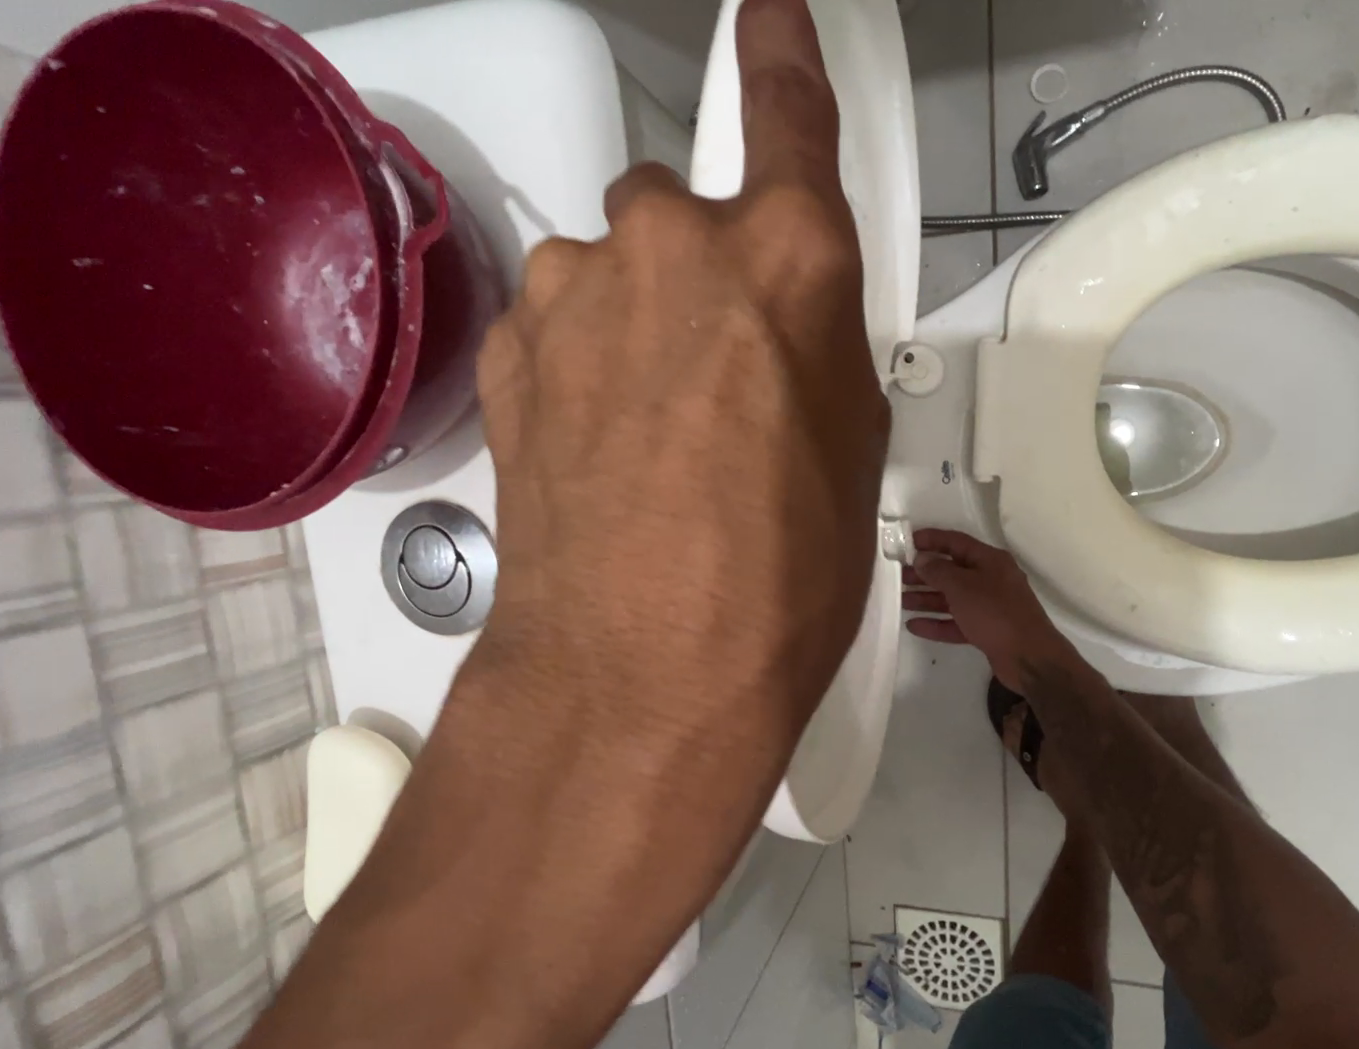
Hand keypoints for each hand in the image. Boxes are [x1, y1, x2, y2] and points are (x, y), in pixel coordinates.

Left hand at [474, 0, 889, 752]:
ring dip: (637, 324)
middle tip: (718, 377)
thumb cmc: (785, 574)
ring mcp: (574, 293)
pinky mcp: (510, 351)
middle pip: (681, 214)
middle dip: (701, 274)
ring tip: (655, 436)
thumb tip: (778, 326)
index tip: (768, 11)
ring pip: (613, 274)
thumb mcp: (848, 451)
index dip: (781, 54)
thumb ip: (816, 348)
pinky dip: (584, 362)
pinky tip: (601, 451)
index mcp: (787, 260)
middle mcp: (672, 245)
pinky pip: (561, 324)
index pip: (786, 112)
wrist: (645, 673)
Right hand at [904, 529, 1079, 693]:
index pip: (956, 542)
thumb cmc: (995, 613)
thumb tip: (922, 558)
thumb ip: (939, 571)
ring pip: (952, 598)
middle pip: (952, 571)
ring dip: (926, 598)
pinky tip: (913, 626)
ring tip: (899, 600)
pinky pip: (956, 622)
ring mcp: (989, 606)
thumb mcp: (963, 587)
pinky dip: (937, 623)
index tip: (905, 542)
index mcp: (990, 561)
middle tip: (896, 575)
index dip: (930, 540)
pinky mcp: (986, 630)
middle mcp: (990, 580)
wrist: (1029, 657)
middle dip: (924, 573)